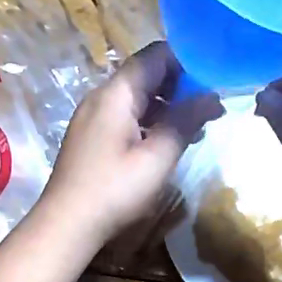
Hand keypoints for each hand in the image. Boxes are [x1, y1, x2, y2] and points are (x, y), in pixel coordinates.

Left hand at [38, 42, 219, 245]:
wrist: (66, 225)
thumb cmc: (114, 190)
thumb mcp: (157, 158)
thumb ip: (185, 122)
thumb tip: (213, 97)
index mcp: (116, 94)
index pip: (155, 56)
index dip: (188, 61)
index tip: (215, 79)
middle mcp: (101, 98)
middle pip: (146, 76)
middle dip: (180, 87)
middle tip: (211, 108)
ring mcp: (93, 119)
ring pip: (137, 100)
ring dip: (167, 109)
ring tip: (196, 129)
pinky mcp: (91, 140)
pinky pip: (125, 119)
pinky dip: (150, 124)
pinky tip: (167, 146)